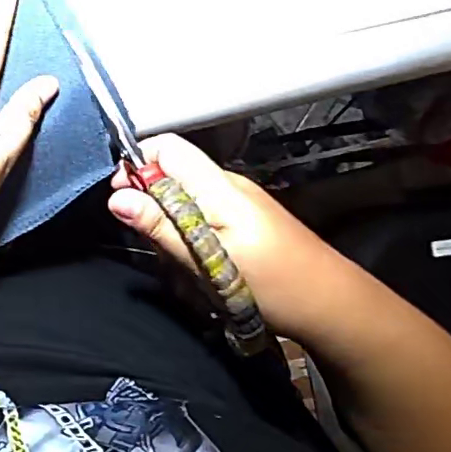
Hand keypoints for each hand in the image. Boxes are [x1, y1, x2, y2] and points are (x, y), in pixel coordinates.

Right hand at [107, 135, 355, 342]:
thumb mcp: (209, 262)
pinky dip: (189, 237)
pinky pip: (201, 215)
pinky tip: (202, 266)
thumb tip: (119, 198)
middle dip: (151, 205)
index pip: (166, 146)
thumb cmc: (277, 285)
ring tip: (185, 264)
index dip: (138, 166)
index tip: (125, 201)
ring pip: (182, 198)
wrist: (331, 305)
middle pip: (170, 173)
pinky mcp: (242, 219)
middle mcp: (227, 185)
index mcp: (219, 187)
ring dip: (170, 228)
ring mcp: (237, 201)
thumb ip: (163, 227)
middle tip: (160, 246)